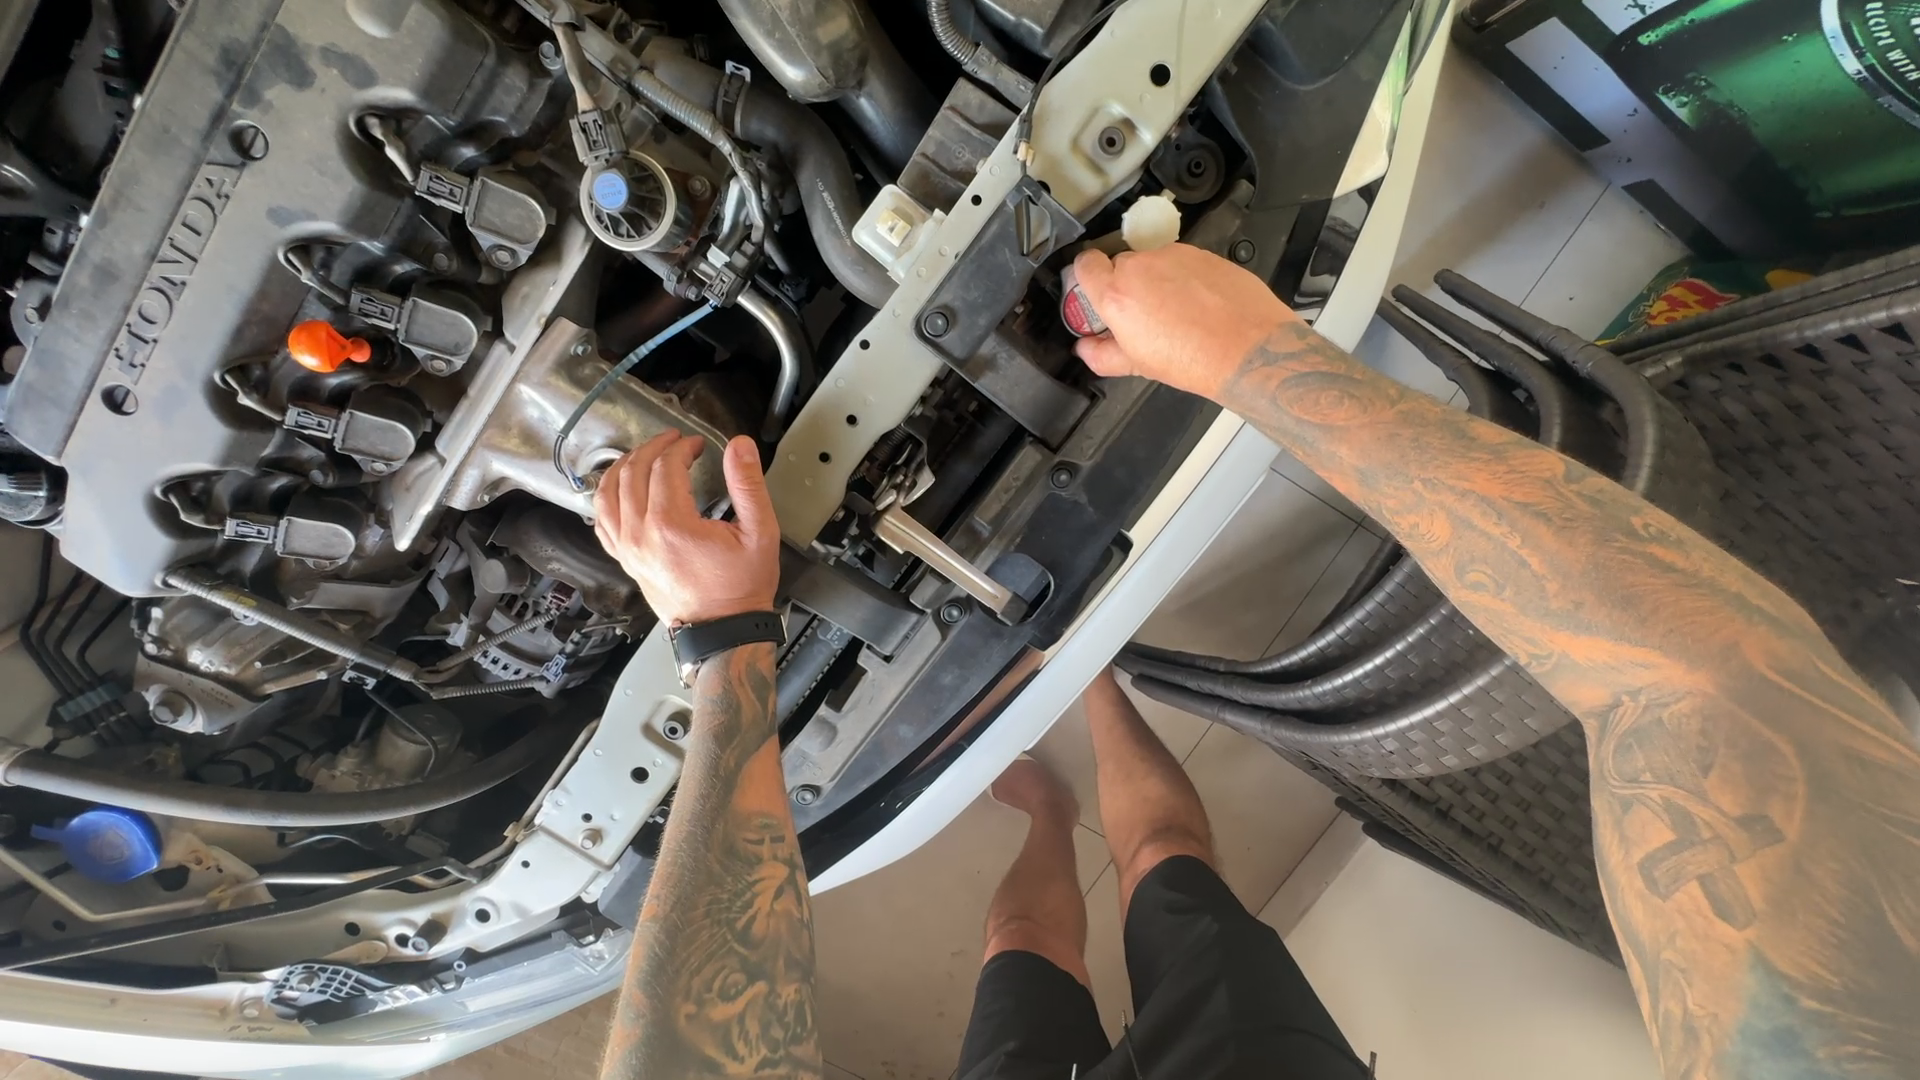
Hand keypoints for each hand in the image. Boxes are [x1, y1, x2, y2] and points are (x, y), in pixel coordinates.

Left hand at [592, 432, 779, 625]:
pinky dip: (607, 497)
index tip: (697, 445)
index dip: (682, 448)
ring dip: (625, 467)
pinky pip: (602, 522)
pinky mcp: (626, 561)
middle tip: (674, 441)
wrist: (724, 631)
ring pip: (608, 493)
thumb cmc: (742, 587)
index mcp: (672, 525)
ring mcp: (628, 550)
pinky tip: (620, 489)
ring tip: (645, 456)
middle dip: (654, 448)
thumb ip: (748, 485)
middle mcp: (641, 535)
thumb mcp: (760, 533)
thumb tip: (740, 446)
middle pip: (633, 473)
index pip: (665, 467)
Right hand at [1071, 245, 1297, 398]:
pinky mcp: (1202, 253)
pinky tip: (1194, 305)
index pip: (1084, 264)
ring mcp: (1174, 256)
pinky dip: (1181, 279)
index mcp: (1116, 294)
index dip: (1086, 277)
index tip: (1093, 293)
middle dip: (1124, 285)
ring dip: (1154, 281)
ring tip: (1171, 314)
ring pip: (1152, 263)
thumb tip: (1086, 349)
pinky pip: (1180, 262)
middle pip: (1119, 265)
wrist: (1245, 347)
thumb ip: (1101, 355)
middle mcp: (1142, 267)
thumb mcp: (1136, 365)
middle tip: (1136, 314)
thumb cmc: (1191, 359)